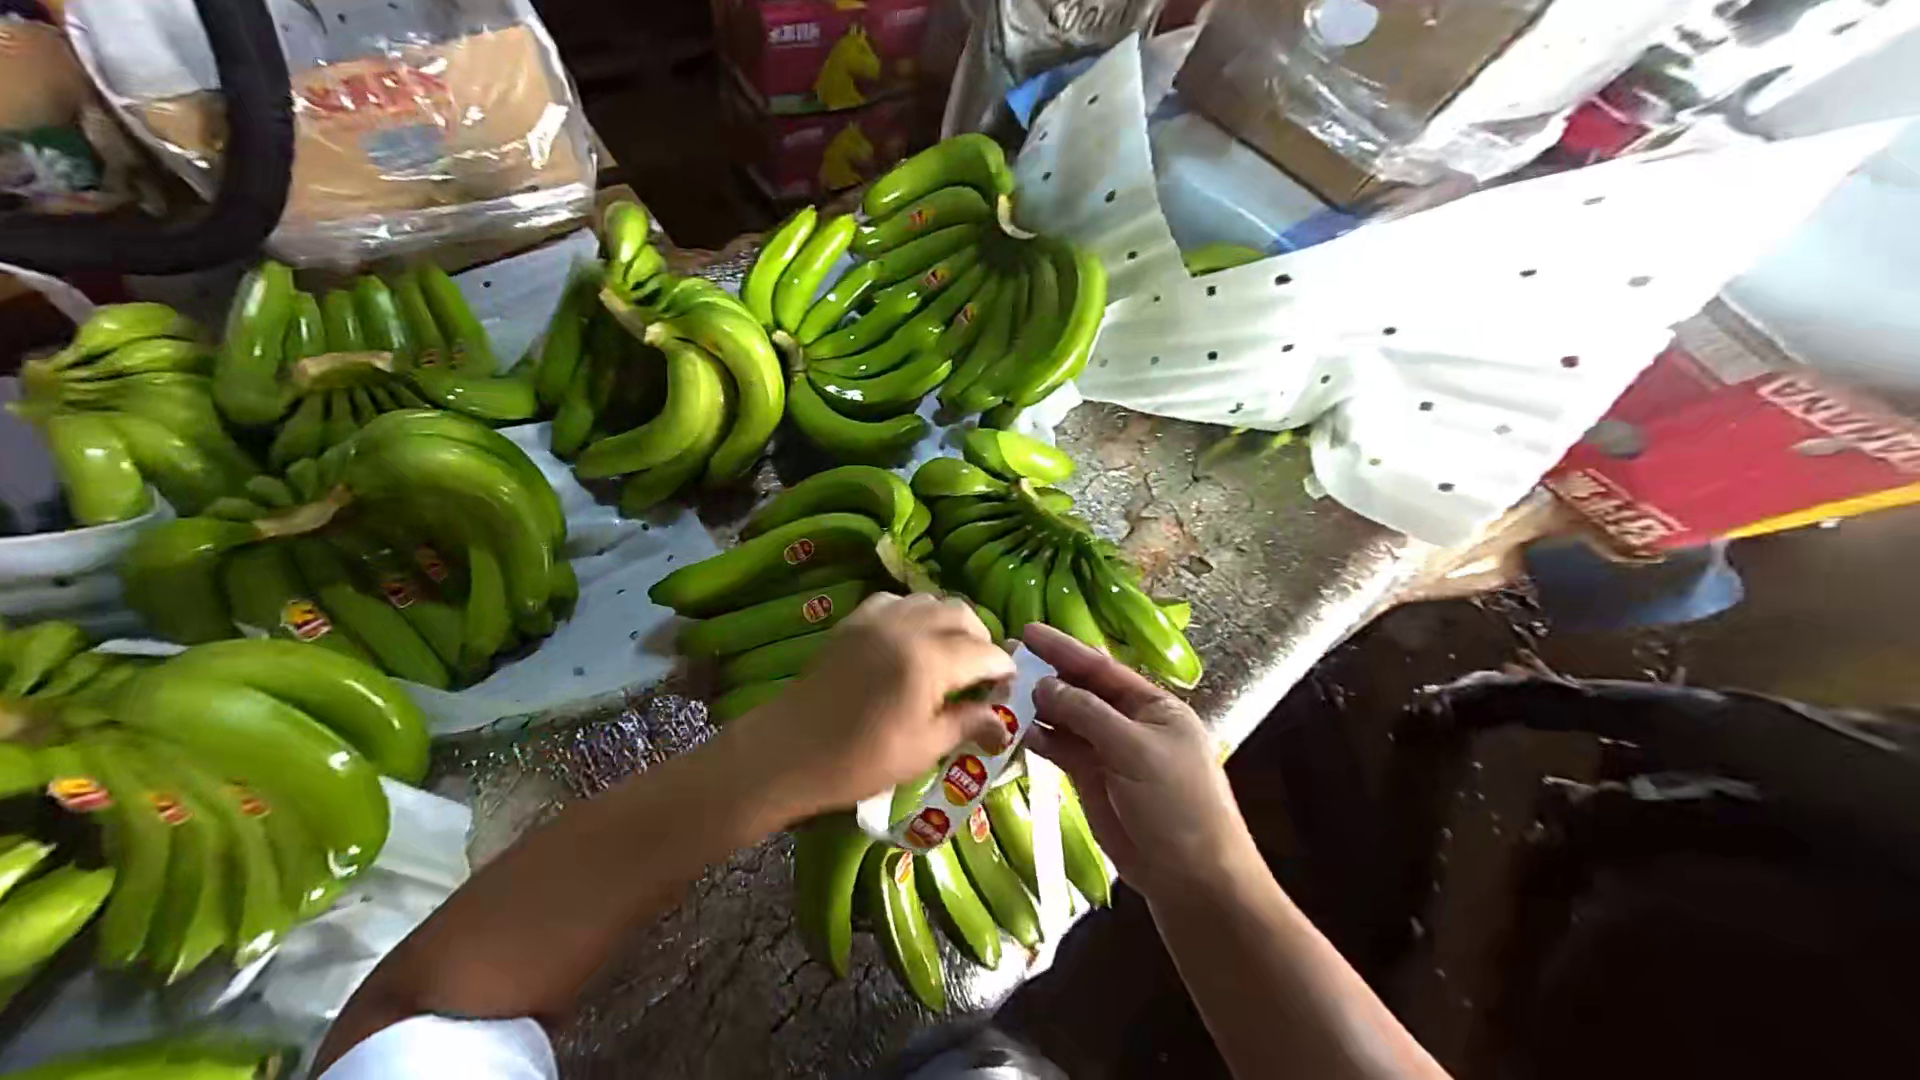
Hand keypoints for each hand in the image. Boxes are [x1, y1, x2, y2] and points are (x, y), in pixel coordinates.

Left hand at [722, 593, 1016, 823]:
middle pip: (963, 614)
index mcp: (930, 659)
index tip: (1008, 689)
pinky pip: (897, 601)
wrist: (788, 752)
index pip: (985, 652)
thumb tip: (1004, 721)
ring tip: (950, 655)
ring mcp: (878, 617)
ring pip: (931, 600)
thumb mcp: (923, 748)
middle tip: (982, 674)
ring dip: (950, 622)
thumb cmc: (859, 759)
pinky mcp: (855, 620)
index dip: (1004, 669)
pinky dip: (915, 613)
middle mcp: (909, 626)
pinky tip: (912, 640)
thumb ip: (967, 723)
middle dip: (981, 639)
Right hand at [1022, 624, 1255, 901]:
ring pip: (1067, 719)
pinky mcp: (1091, 778)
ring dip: (1038, 707)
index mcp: (1152, 705)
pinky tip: (1016, 729)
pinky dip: (1040, 739)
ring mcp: (1108, 750)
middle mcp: (1128, 721)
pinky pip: (1061, 749)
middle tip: (1006, 661)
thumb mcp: (1136, 750)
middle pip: (1081, 690)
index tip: (1029, 632)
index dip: (1065, 649)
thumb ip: (1088, 714)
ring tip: (1003, 693)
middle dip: (1047, 675)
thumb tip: (1044, 684)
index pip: (1102, 668)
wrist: (1191, 878)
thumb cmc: (1177, 804)